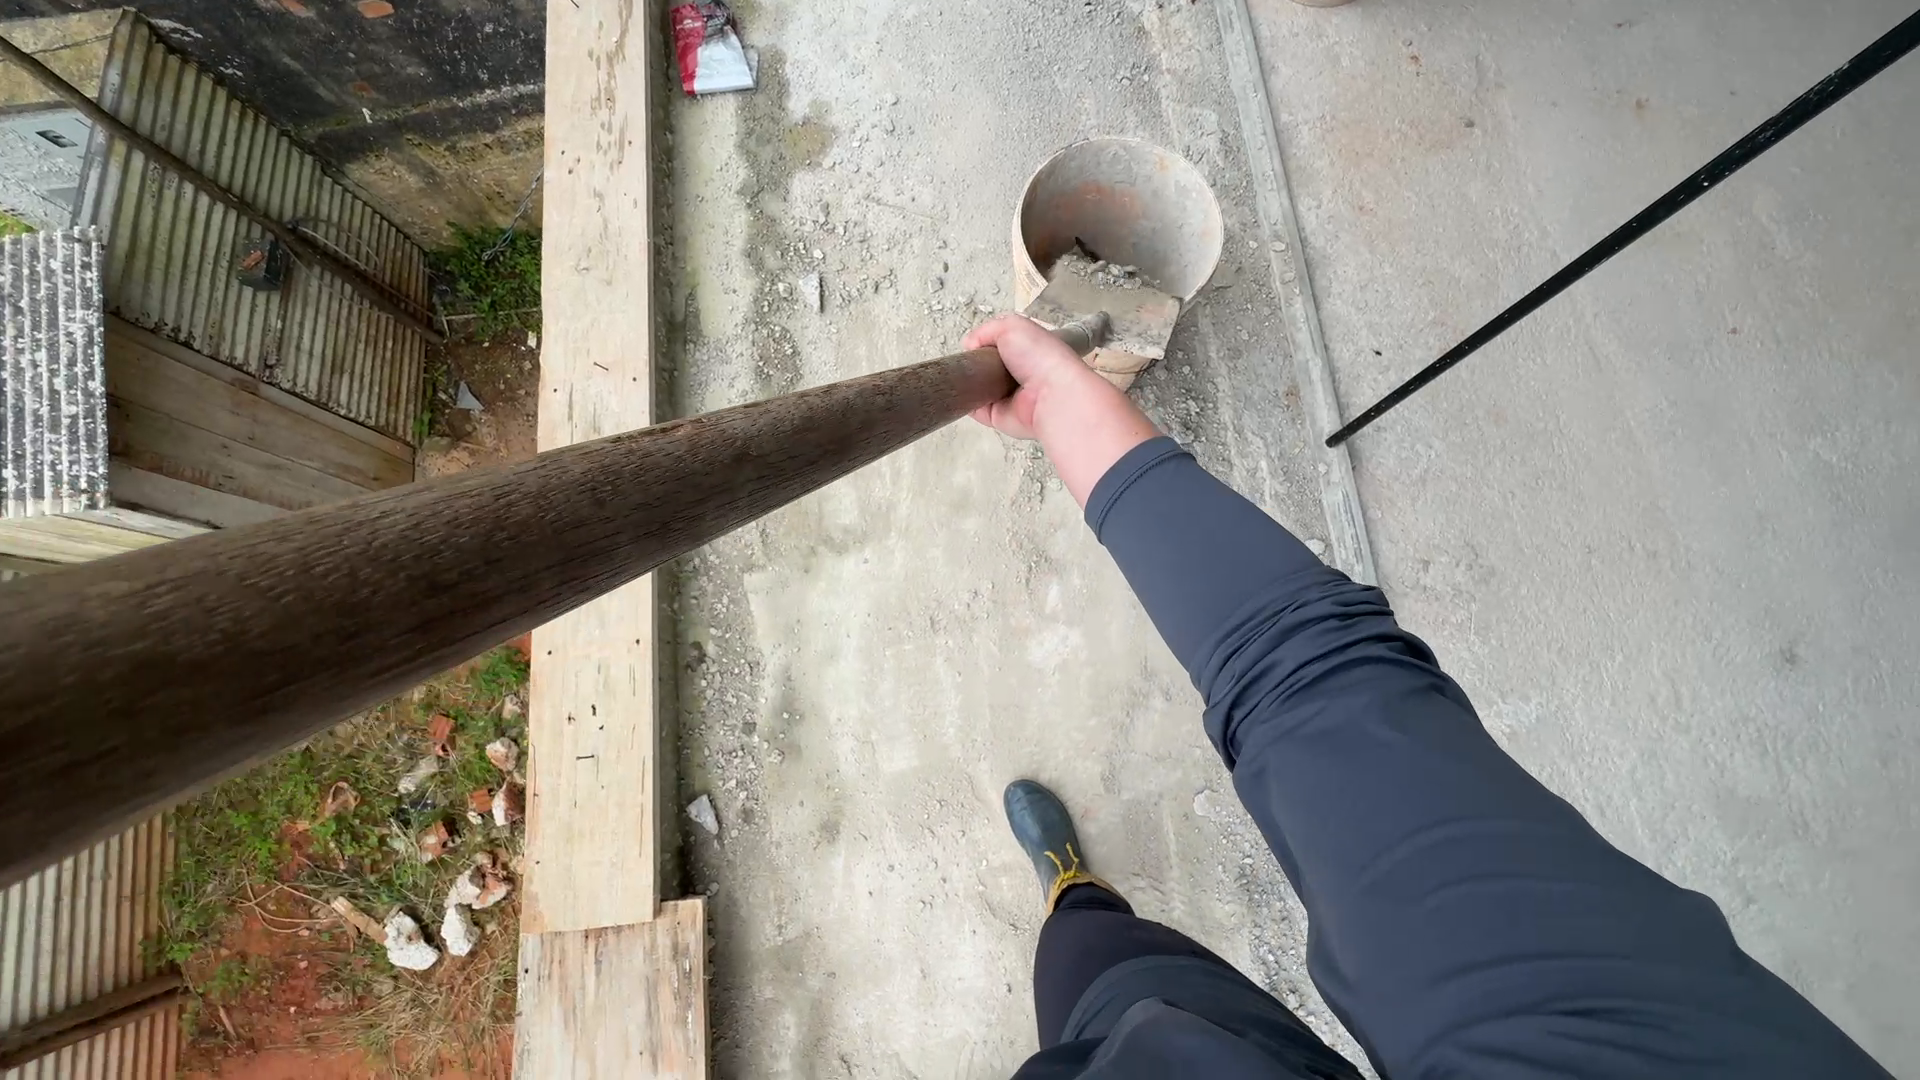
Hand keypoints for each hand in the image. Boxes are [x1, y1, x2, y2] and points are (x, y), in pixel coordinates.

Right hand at [963, 314, 1104, 440]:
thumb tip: (969, 344)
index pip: (1002, 345)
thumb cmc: (1041, 358)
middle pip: (988, 367)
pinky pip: (976, 408)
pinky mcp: (999, 416)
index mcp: (1029, 351)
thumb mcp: (1012, 326)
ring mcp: (1009, 398)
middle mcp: (1020, 375)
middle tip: (972, 359)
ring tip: (969, 374)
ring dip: (972, 381)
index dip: (988, 342)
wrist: (1049, 395)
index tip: (977, 342)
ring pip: (980, 387)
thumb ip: (986, 330)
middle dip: (977, 362)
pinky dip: (970, 401)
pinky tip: (968, 391)